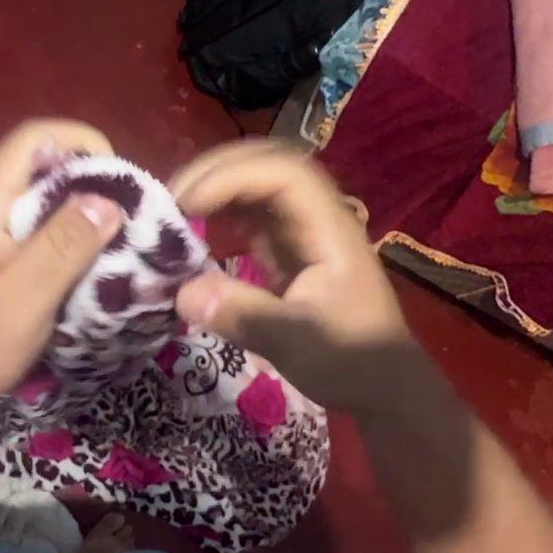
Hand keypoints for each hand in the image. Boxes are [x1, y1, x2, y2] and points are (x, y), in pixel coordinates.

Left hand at [0, 120, 125, 420]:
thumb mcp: (22, 301)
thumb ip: (62, 248)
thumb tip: (107, 198)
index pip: (31, 138)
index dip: (80, 142)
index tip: (120, 181)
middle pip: (36, 165)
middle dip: (86, 181)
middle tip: (126, 218)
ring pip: (33, 199)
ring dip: (74, 212)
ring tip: (112, 242)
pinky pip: (26, 229)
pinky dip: (58, 237)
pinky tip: (79, 267)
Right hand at [169, 140, 417, 411]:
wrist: (383, 387)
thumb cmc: (352, 362)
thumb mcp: (299, 343)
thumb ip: (244, 314)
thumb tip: (181, 291)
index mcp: (329, 230)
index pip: (283, 175)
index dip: (232, 177)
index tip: (188, 205)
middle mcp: (315, 219)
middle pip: (267, 166)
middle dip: (215, 172)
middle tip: (169, 199)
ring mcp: (300, 232)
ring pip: (255, 186)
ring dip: (213, 187)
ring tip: (172, 209)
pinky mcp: (285, 250)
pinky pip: (248, 215)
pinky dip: (217, 212)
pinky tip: (191, 228)